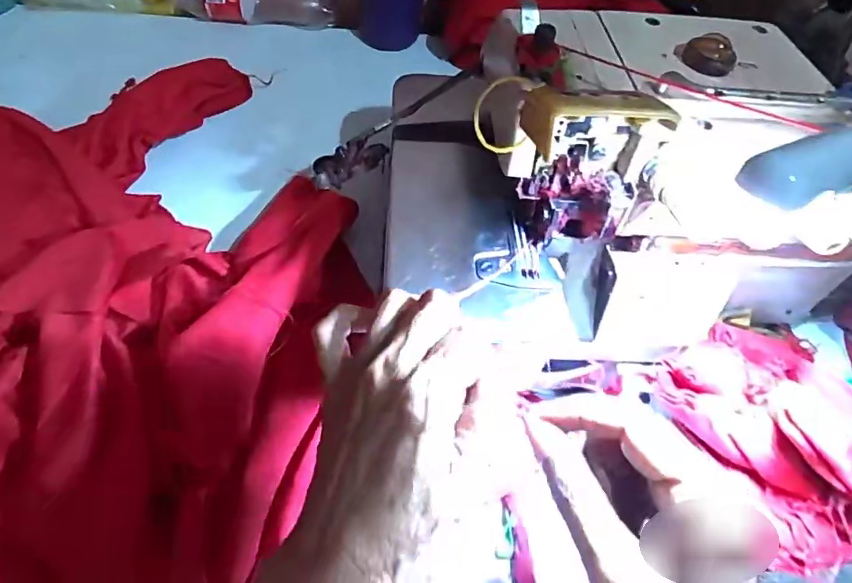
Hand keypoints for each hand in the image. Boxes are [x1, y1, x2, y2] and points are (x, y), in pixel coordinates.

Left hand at [261, 289, 509, 582]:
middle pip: (434, 306)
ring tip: (431, 350)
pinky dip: (356, 318)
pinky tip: (376, 336)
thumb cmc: (411, 526)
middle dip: (460, 329)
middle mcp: (387, 365)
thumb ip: (493, 416)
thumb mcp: (469, 483)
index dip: (496, 356)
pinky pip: (333, 325)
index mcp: (425, 392)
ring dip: (417, 316)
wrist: (344, 551)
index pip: (471, 339)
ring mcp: (354, 366)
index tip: (507, 375)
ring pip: (392, 301)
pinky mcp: (331, 377)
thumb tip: (520, 360)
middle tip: (467, 367)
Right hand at [522, 394, 775, 582]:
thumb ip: (572, 486)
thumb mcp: (611, 560)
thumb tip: (531, 424)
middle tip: (548, 461)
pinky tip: (604, 514)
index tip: (529, 418)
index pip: (629, 418)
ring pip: (633, 447)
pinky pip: (643, 472)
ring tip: (582, 502)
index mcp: (703, 489)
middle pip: (632, 428)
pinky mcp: (695, 509)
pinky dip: (612, 483)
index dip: (576, 410)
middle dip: (584, 440)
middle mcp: (712, 480)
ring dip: (596, 463)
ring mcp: (706, 495)